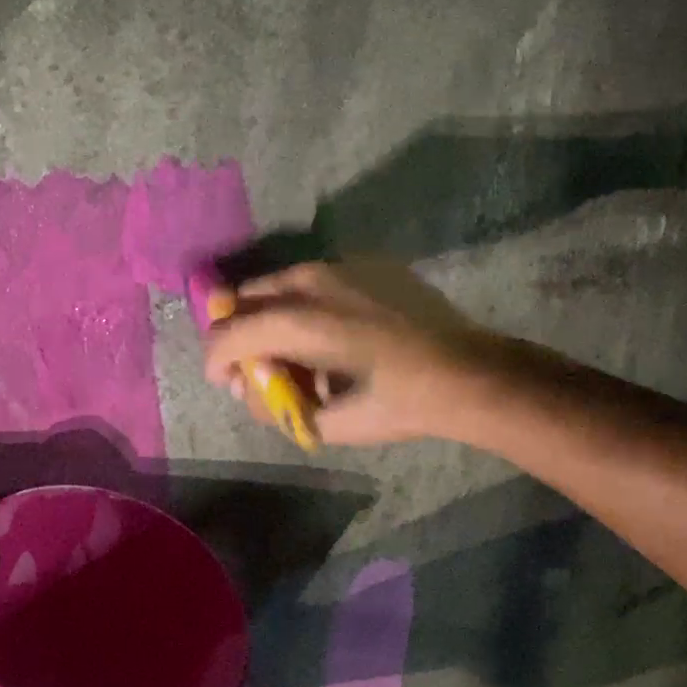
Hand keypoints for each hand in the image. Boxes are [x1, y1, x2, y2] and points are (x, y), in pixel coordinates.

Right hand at [202, 258, 500, 444]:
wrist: (470, 372)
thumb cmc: (398, 404)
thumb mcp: (328, 421)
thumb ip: (273, 406)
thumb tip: (248, 391)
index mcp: (297, 319)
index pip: (228, 332)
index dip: (215, 360)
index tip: (223, 382)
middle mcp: (309, 280)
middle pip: (246, 298)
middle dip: (239, 333)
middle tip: (255, 367)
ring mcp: (340, 266)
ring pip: (280, 286)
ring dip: (272, 318)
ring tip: (295, 354)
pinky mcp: (366, 265)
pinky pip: (315, 281)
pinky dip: (305, 306)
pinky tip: (332, 336)